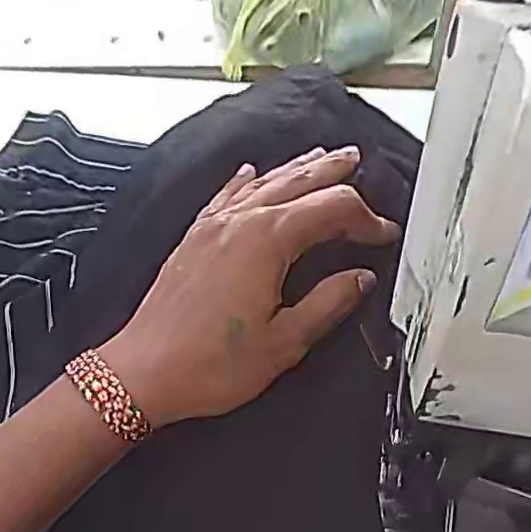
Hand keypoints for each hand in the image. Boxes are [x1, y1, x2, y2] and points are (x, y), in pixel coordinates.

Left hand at [96, 145, 399, 426]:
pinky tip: (252, 172)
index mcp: (267, 242)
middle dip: (334, 173)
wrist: (146, 373)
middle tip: (359, 163)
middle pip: (298, 182)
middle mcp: (238, 222)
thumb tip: (359, 279)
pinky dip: (248, 181)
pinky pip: (227, 195)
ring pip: (264, 183)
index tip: (384, 234)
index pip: (331, 210)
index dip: (365, 218)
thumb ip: (328, 303)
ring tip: (321, 158)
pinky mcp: (194, 240)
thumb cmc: (211, 365)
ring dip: (297, 169)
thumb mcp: (285, 343)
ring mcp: (212, 227)